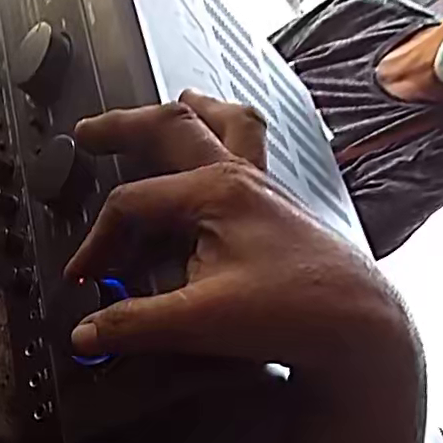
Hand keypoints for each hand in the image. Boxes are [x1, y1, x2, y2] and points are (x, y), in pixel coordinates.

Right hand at [64, 93, 417, 390]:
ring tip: (169, 109)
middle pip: (173, 127)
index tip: (84, 275)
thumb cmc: (296, 312)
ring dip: (189, 115)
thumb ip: (133, 324)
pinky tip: (220, 156)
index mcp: (215, 192)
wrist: (358, 327)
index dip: (98, 241)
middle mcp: (241, 179)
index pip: (132, 203)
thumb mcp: (197, 321)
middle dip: (122, 127)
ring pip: (224, 124)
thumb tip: (88, 333)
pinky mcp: (276, 210)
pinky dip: (225, 140)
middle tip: (90, 134)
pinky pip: (249, 152)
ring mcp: (263, 190)